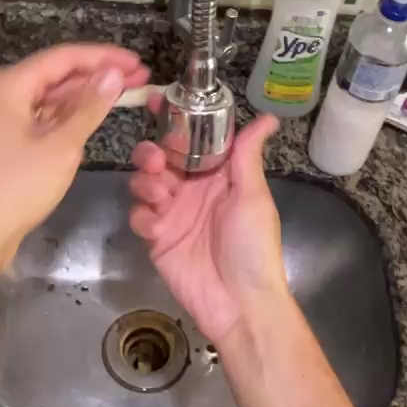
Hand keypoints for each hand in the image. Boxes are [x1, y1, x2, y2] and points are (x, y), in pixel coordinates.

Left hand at [0, 44, 148, 260]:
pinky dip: (66, 116)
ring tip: (123, 94)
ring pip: (48, 96)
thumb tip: (114, 74)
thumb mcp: (61, 146)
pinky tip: (91, 117)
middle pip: (55, 74)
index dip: (104, 57)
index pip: (63, 58)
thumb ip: (89, 107)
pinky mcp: (2, 139)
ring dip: (83, 96)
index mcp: (7, 84)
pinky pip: (40, 116)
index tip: (137, 63)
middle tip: (138, 78)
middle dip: (96, 75)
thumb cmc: (17, 188)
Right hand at [126, 110, 287, 350]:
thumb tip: (267, 118)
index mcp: (217, 176)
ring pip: (144, 183)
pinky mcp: (156, 239)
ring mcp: (172, 214)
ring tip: (159, 197)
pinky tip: (158, 230)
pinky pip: (139, 217)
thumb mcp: (253, 197)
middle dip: (151, 154)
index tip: (158, 102)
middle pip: (160, 158)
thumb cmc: (253, 247)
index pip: (192, 140)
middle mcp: (192, 190)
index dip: (174, 121)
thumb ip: (246, 156)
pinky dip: (143, 218)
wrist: (239, 303)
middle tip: (155, 162)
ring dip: (145, 183)